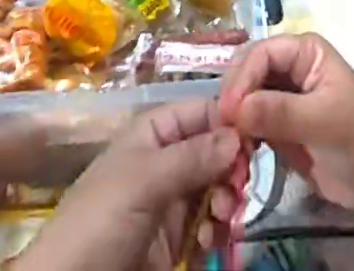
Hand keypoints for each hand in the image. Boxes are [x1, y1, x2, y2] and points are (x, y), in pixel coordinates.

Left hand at [15, 99, 243, 270]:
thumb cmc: (99, 221)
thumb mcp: (143, 181)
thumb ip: (192, 157)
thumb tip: (238, 133)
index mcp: (154, 132)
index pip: (201, 111)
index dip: (228, 122)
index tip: (253, 142)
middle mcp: (167, 159)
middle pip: (216, 150)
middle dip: (232, 169)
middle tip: (236, 191)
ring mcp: (172, 199)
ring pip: (218, 187)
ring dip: (228, 202)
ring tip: (223, 220)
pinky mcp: (176, 238)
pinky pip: (210, 223)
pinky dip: (218, 230)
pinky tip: (213, 242)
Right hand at [217, 33, 353, 214]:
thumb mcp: (324, 122)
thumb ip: (280, 112)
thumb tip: (236, 109)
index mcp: (305, 51)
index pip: (262, 53)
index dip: (242, 78)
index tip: (228, 111)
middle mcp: (290, 66)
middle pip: (247, 70)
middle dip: (233, 94)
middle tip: (223, 126)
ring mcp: (281, 94)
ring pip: (244, 95)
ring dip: (232, 115)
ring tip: (228, 140)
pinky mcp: (276, 123)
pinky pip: (248, 120)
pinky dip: (239, 132)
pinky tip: (237, 149)